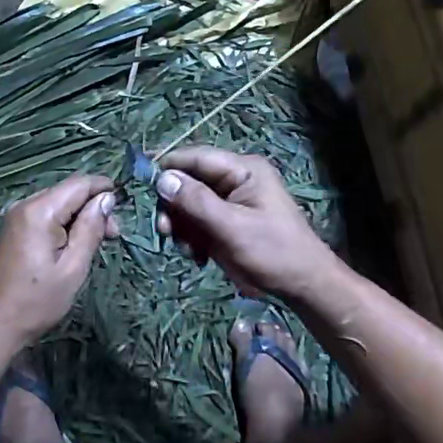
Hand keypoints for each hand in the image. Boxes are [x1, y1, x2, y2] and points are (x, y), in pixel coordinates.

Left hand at [0, 173, 118, 348]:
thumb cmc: (35, 302)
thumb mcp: (72, 268)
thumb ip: (91, 229)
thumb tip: (107, 199)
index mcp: (39, 211)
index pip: (79, 184)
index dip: (104, 188)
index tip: (124, 205)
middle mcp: (24, 205)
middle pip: (67, 191)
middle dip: (93, 205)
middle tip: (114, 234)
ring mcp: (15, 217)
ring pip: (57, 203)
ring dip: (80, 216)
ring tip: (98, 241)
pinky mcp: (13, 229)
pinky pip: (45, 215)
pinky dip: (64, 223)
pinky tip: (74, 244)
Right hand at [154, 147, 342, 301]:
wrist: (301, 285)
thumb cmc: (273, 251)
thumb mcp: (232, 226)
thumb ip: (196, 201)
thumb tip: (162, 178)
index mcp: (243, 169)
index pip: (196, 157)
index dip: (167, 166)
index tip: (140, 181)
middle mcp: (234, 180)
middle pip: (188, 181)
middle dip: (173, 206)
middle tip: (165, 230)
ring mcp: (229, 202)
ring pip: (188, 204)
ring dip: (181, 226)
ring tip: (187, 249)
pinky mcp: (225, 222)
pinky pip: (196, 222)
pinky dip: (191, 238)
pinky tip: (197, 256)